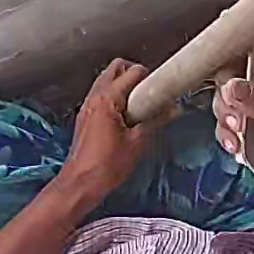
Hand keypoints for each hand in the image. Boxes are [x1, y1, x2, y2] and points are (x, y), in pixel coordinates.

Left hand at [60, 58, 165, 197]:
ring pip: (106, 80)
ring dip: (122, 84)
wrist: (79, 184)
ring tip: (139, 103)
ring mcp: (87, 106)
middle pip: (115, 68)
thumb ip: (156, 120)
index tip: (161, 87)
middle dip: (133, 73)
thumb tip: (174, 109)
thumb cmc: (107, 165)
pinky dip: (113, 95)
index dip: (149, 76)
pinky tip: (124, 114)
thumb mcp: (137, 142)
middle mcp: (94, 97)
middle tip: (149, 91)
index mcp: (107, 99)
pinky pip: (100, 94)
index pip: (132, 72)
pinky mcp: (84, 117)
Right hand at [214, 28, 253, 202]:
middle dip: (229, 86)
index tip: (233, 29)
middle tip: (230, 102)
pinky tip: (236, 147)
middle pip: (238, 72)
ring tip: (237, 131)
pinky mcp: (246, 134)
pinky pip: (225, 125)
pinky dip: (226, 134)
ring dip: (226, 114)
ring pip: (227, 99)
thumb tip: (230, 86)